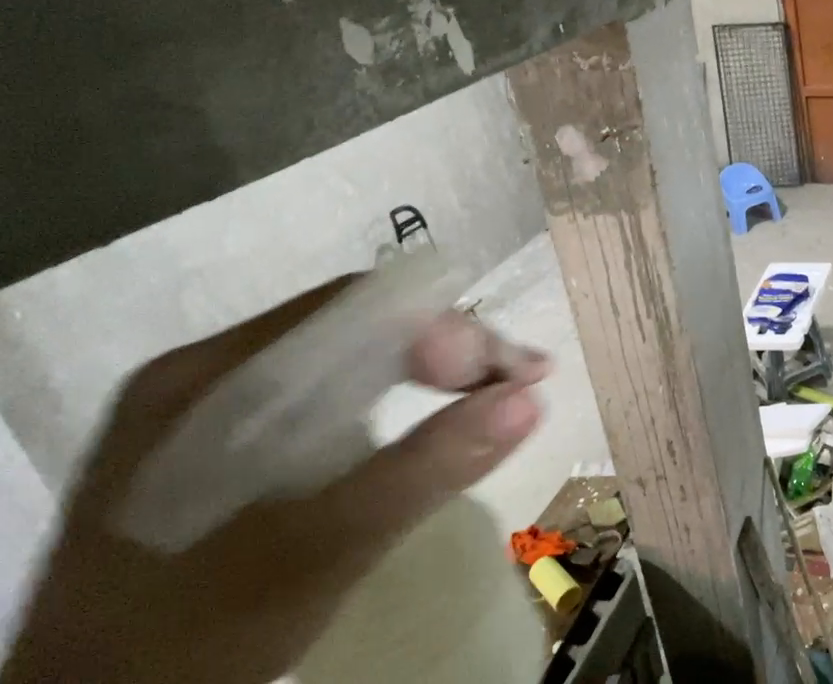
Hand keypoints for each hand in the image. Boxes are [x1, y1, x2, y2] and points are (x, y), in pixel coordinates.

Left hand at [1, 277, 548, 683]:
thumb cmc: (187, 637)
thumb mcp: (312, 554)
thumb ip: (419, 472)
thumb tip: (531, 398)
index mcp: (209, 378)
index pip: (358, 308)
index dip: (447, 330)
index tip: (514, 377)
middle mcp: (210, 375)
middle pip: (361, 327)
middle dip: (454, 350)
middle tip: (523, 385)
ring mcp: (217, 411)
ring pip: (356, 360)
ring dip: (436, 374)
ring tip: (501, 399)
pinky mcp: (233, 449)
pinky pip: (336, 397)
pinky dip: (402, 403)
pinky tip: (436, 428)